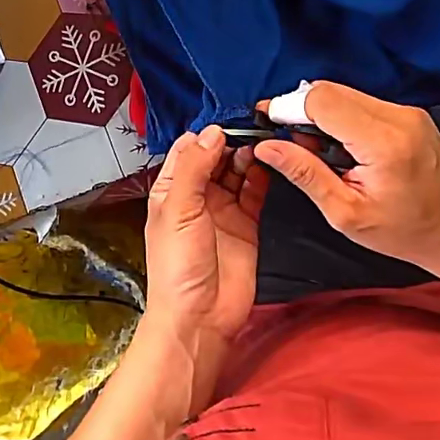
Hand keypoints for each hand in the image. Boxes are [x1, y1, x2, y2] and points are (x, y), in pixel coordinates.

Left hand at [144, 126, 263, 341]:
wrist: (200, 316)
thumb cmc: (176, 269)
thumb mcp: (177, 210)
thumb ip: (193, 169)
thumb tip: (211, 134)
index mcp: (170, 189)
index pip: (187, 149)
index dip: (206, 135)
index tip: (228, 123)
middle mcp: (195, 196)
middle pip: (215, 157)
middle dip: (231, 142)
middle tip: (252, 131)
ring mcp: (221, 209)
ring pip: (236, 171)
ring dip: (247, 156)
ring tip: (263, 145)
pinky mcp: (245, 224)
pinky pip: (254, 192)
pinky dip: (261, 177)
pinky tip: (269, 164)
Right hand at [254, 82, 439, 273]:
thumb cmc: (403, 231)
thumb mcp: (343, 212)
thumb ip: (303, 173)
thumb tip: (266, 147)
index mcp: (384, 143)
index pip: (322, 100)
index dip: (287, 108)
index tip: (266, 122)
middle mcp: (399, 118)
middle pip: (329, 91)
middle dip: (298, 110)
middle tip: (286, 140)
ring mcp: (406, 113)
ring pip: (341, 93)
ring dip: (316, 113)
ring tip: (314, 149)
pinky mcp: (406, 114)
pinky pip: (357, 101)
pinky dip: (335, 116)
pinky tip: (335, 146)